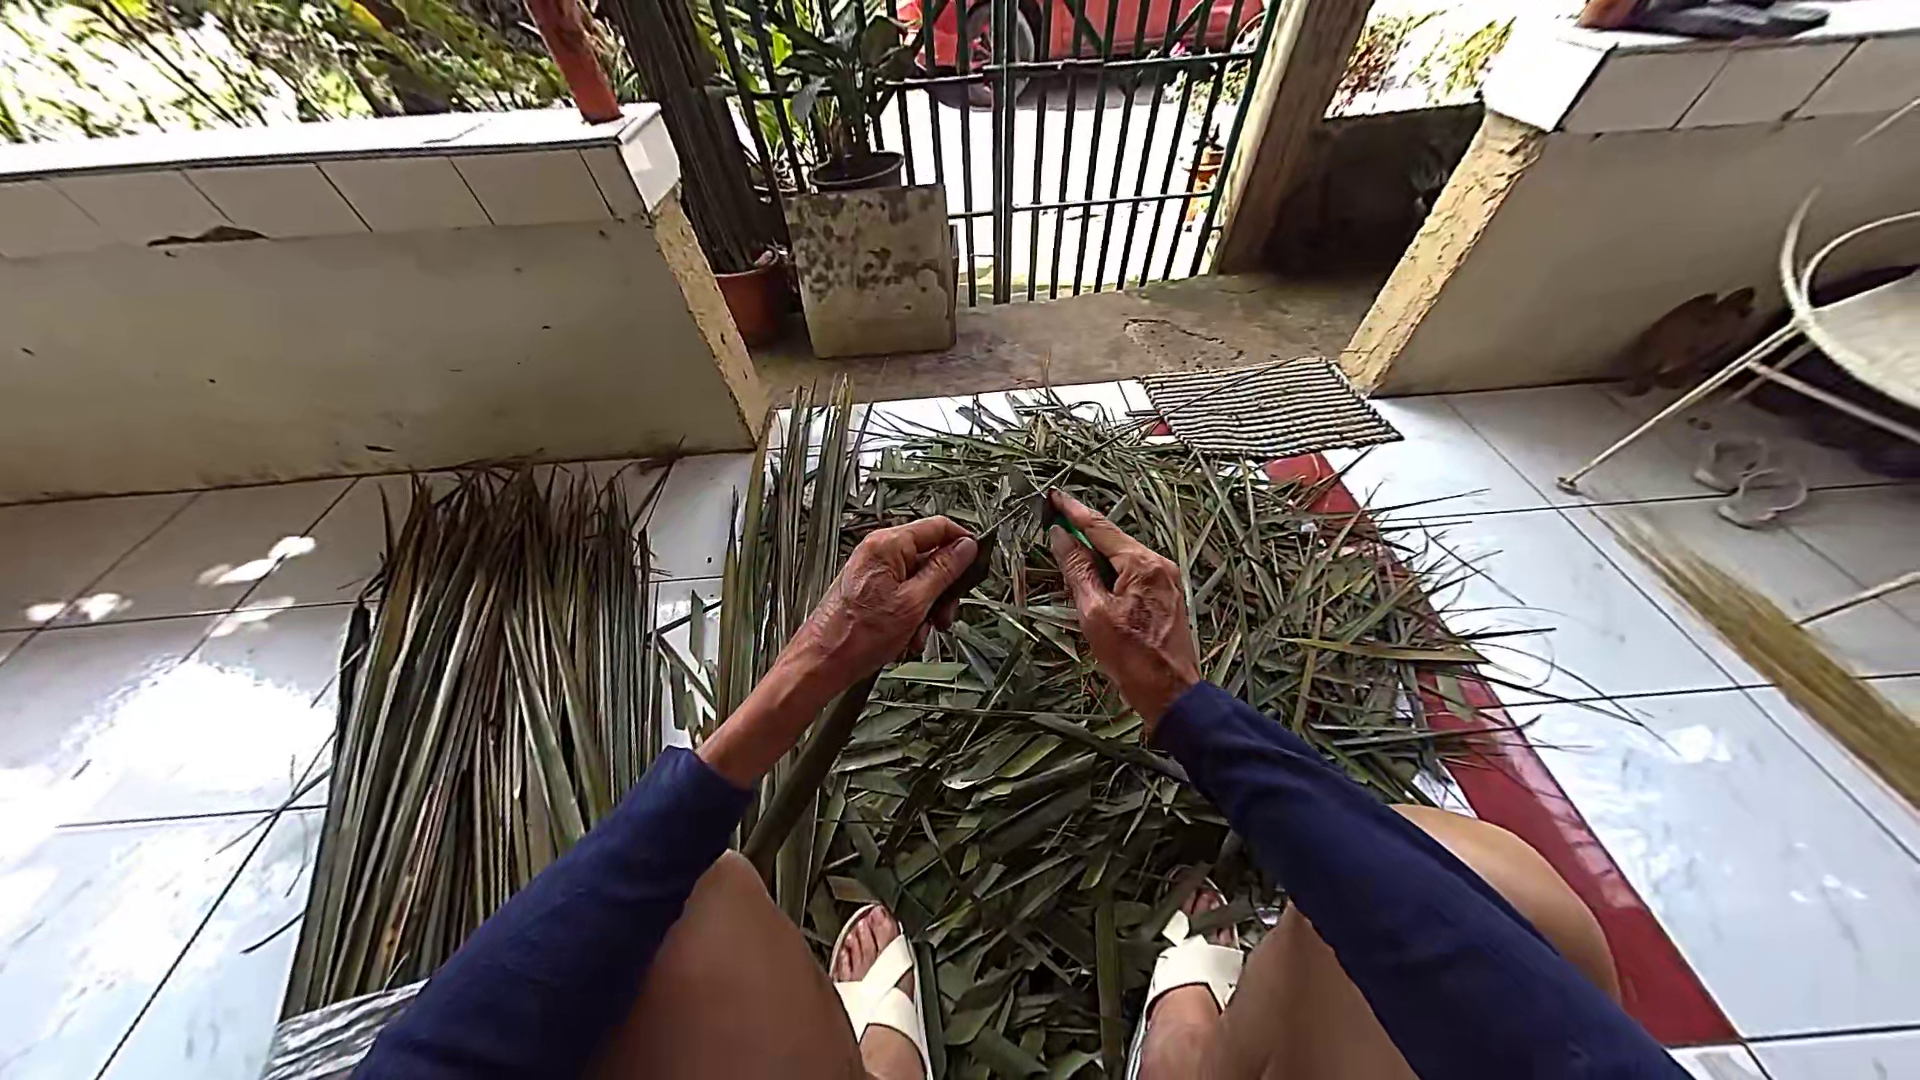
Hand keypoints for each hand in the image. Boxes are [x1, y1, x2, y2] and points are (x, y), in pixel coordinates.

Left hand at [772, 515, 977, 706]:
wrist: (823, 662)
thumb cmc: (855, 635)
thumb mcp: (915, 602)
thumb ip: (944, 571)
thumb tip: (966, 548)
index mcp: (888, 545)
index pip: (939, 526)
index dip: (962, 543)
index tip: (976, 562)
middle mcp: (878, 551)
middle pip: (930, 557)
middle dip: (943, 589)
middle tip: (945, 612)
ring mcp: (873, 571)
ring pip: (919, 581)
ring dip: (928, 609)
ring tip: (921, 631)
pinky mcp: (869, 590)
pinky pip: (903, 595)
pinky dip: (911, 616)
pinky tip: (906, 636)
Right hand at [1048, 490, 1200, 737]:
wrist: (1170, 693)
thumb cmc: (1133, 658)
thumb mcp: (1094, 611)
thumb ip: (1077, 569)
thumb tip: (1061, 539)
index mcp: (1142, 564)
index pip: (1100, 527)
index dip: (1073, 511)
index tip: (1054, 497)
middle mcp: (1158, 565)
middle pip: (1111, 541)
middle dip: (1082, 537)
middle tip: (1053, 533)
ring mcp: (1165, 580)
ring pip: (1120, 558)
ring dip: (1094, 560)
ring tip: (1070, 571)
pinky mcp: (1164, 595)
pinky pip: (1130, 573)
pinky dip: (1108, 574)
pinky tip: (1093, 588)